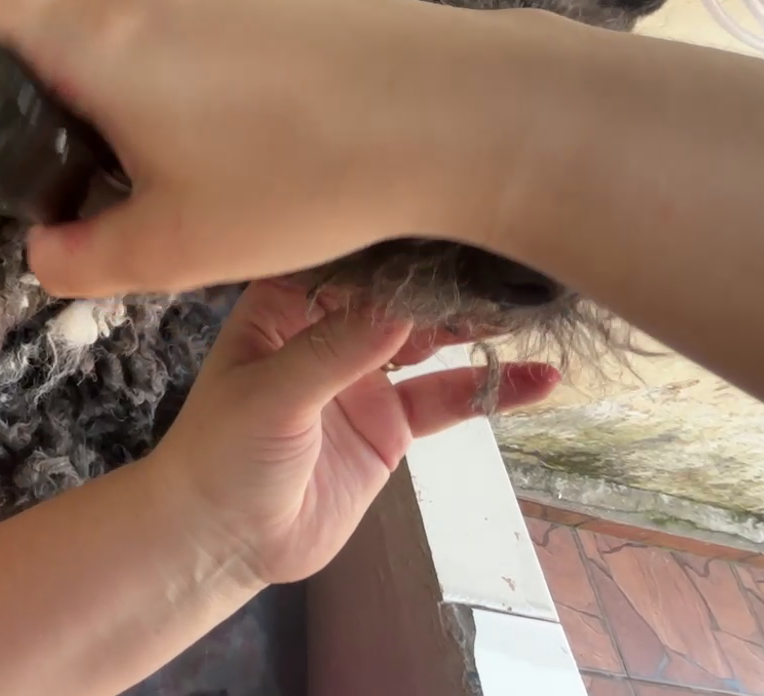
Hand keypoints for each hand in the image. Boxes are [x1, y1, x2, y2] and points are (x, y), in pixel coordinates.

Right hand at [0, 0, 543, 298]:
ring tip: (178, 155)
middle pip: (42, 28)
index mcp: (93, 38)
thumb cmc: (301, 178)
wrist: (455, 109)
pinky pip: (165, 16)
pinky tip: (229, 120)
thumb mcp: (176, 249)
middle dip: (47, 100)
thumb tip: (44, 251)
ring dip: (109, 87)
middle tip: (102, 172)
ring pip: (108, 26)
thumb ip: (82, 260)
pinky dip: (160, 65)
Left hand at [146, 280, 559, 585]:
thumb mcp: (272, 394)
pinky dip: (485, 390)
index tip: (440, 228)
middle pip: (384, 299)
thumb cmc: (225, 450)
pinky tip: (538, 378)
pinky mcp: (386, 426)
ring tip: (524, 311)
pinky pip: (442, 401)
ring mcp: (356, 379)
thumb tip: (400, 307)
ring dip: (466, 328)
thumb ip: (332, 352)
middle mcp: (318, 336)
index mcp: (276, 311)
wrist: (228, 535)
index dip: (381, 248)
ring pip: (420, 343)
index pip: (334, 265)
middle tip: (498, 267)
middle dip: (433, 285)